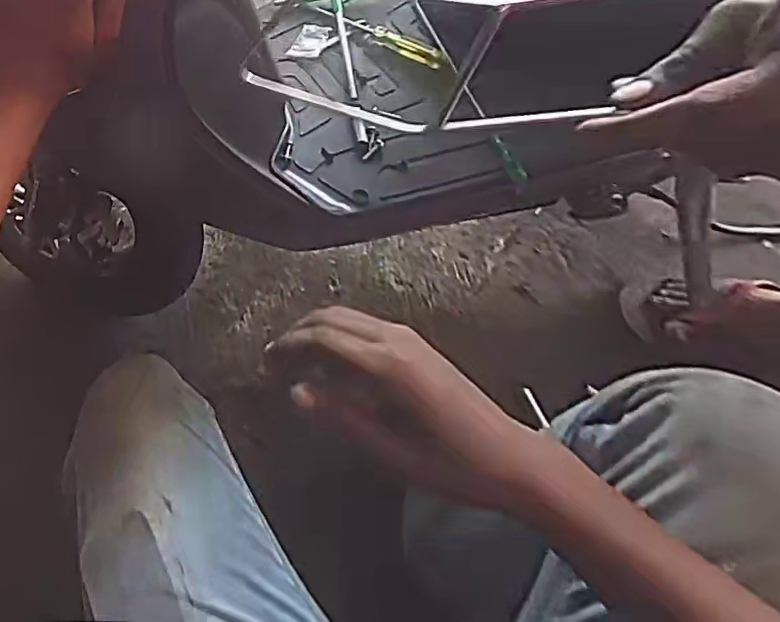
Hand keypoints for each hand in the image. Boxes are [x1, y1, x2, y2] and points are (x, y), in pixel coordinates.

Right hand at [267, 308, 551, 509]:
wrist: (513, 458)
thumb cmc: (455, 465)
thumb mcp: (392, 452)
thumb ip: (343, 418)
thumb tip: (297, 392)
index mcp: (389, 363)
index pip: (322, 337)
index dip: (288, 346)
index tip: (267, 364)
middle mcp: (396, 338)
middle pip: (329, 317)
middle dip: (296, 333)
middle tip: (274, 361)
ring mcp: (407, 336)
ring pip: (346, 316)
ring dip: (315, 331)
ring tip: (295, 361)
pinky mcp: (414, 343)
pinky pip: (363, 325)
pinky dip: (336, 334)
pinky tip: (330, 363)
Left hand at [579, 0, 779, 197]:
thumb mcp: (761, 17)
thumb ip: (688, 59)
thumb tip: (626, 97)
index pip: (700, 111)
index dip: (637, 128)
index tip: (587, 136)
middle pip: (713, 145)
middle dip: (685, 128)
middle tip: (709, 98)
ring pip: (744, 166)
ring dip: (732, 141)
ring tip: (778, 100)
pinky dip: (775, 156)